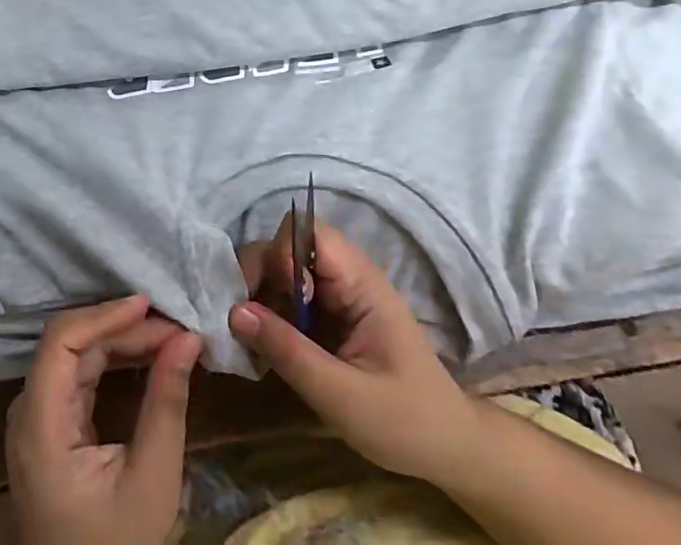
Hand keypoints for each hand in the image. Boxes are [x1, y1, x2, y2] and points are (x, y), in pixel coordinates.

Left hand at [6, 295, 203, 544]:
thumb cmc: (117, 543)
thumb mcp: (152, 478)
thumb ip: (166, 403)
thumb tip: (189, 337)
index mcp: (40, 426)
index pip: (60, 341)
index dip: (103, 314)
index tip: (149, 304)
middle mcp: (30, 411)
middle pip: (72, 344)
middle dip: (125, 327)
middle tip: (178, 326)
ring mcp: (39, 417)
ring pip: (79, 355)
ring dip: (124, 340)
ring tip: (173, 337)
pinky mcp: (54, 425)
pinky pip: (82, 375)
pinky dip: (117, 360)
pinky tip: (151, 356)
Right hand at [232, 218, 481, 482]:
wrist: (446, 449)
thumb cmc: (403, 422)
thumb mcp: (341, 395)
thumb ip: (288, 350)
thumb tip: (234, 310)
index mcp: (362, 283)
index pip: (312, 232)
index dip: (282, 254)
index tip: (273, 299)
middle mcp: (349, 279)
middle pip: (291, 246)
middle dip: (263, 276)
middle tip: (249, 324)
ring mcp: (339, 297)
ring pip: (286, 272)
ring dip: (263, 298)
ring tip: (254, 342)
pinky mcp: (331, 318)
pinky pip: (291, 299)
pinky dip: (271, 316)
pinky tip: (265, 349)